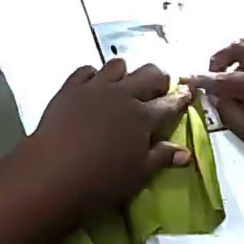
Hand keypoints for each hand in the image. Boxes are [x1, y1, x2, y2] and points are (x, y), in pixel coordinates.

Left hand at [13, 58, 194, 218]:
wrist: (56, 169)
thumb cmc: (103, 178)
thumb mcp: (138, 173)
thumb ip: (161, 157)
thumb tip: (185, 152)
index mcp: (143, 116)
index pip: (169, 102)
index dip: (180, 97)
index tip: (187, 92)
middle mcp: (122, 94)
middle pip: (148, 74)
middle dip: (158, 78)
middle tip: (158, 87)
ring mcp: (95, 87)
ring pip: (117, 65)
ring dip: (124, 73)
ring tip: (122, 85)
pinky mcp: (70, 86)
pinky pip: (86, 70)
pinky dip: (93, 75)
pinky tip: (92, 86)